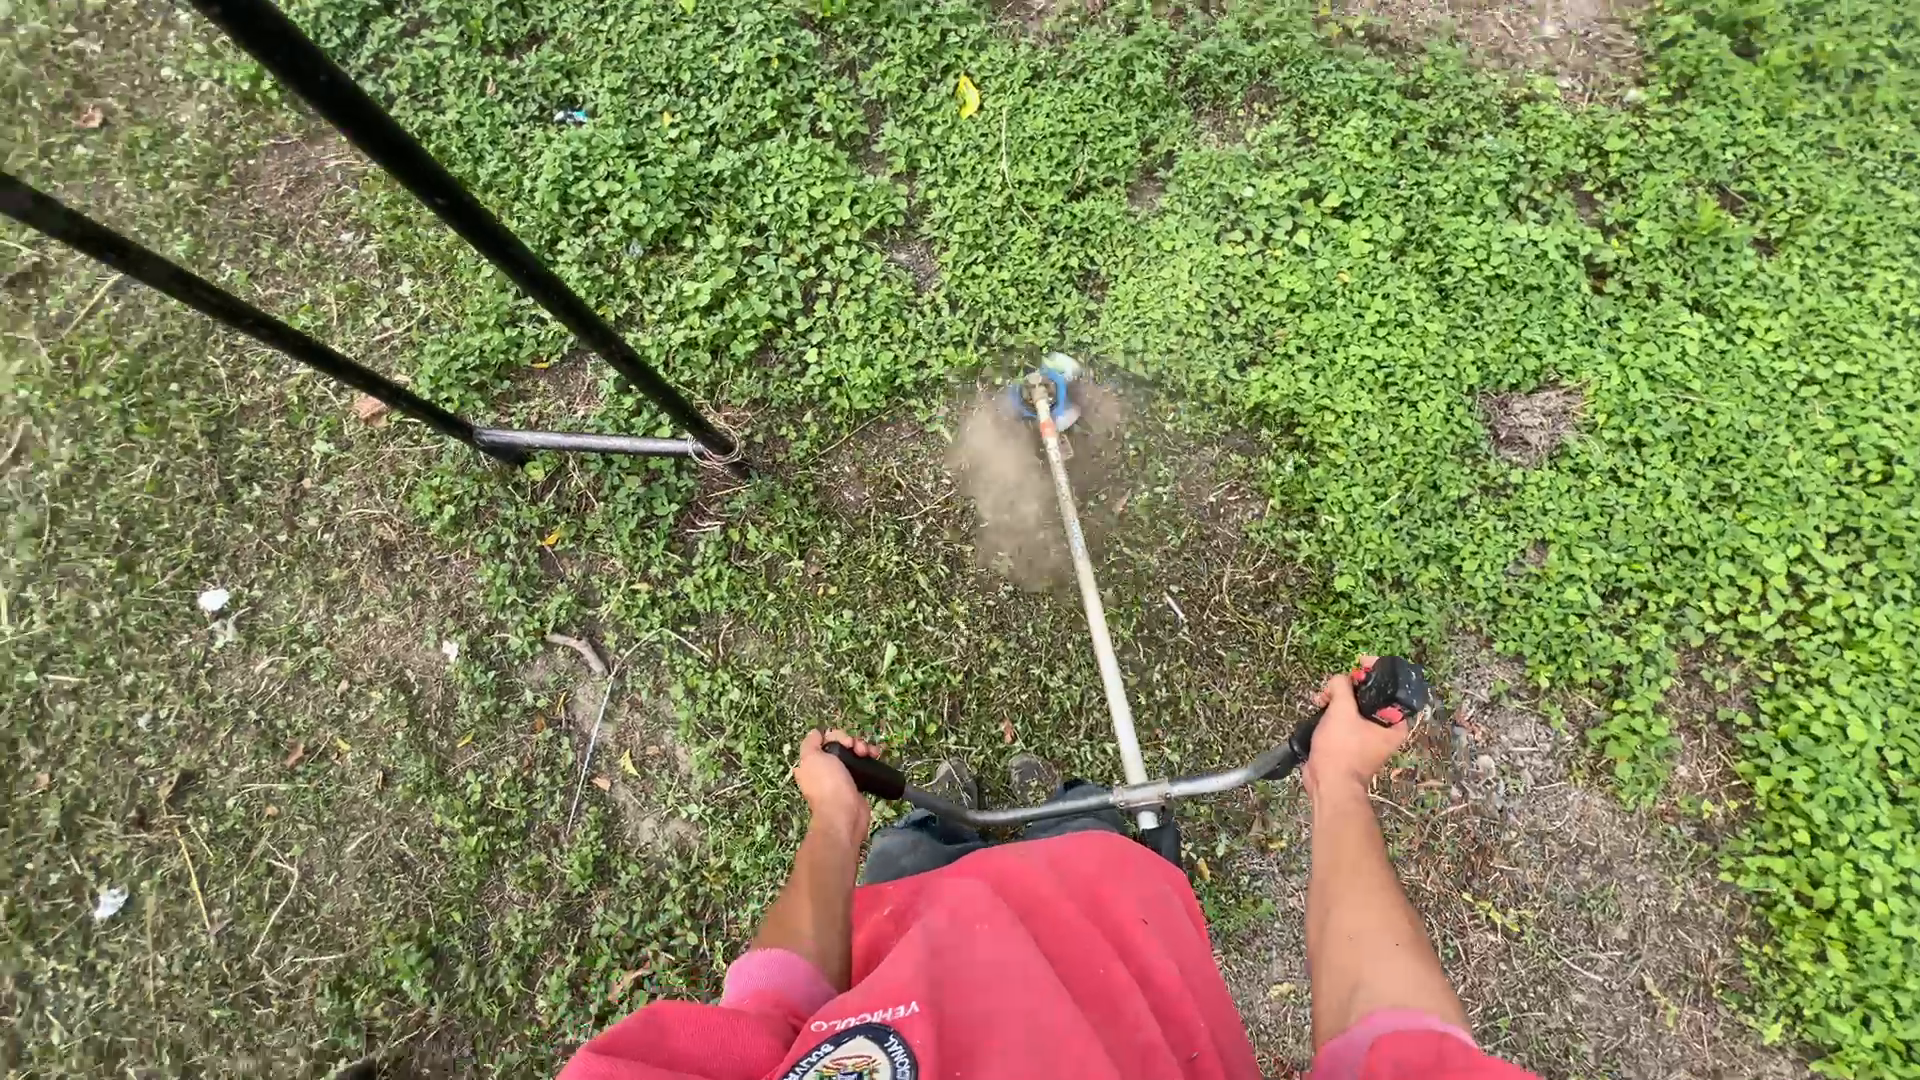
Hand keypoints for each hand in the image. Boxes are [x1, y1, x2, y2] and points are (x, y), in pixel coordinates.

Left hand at [792, 729, 882, 840]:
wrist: (844, 813)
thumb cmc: (827, 784)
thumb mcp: (811, 757)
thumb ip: (810, 742)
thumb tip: (816, 732)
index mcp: (811, 763)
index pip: (825, 739)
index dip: (837, 736)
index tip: (845, 742)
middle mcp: (825, 769)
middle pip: (841, 745)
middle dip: (852, 742)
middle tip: (858, 749)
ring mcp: (842, 777)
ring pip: (853, 752)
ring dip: (863, 747)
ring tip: (869, 754)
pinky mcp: (857, 783)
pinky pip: (863, 764)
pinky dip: (870, 757)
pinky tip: (875, 756)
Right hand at [1302, 657, 1407, 797]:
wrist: (1329, 782)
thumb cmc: (1342, 748)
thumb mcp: (1341, 711)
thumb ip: (1342, 687)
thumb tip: (1339, 680)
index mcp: (1395, 723)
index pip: (1391, 688)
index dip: (1375, 671)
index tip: (1359, 662)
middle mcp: (1385, 728)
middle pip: (1369, 695)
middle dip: (1348, 686)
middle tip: (1333, 686)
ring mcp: (1367, 735)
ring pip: (1354, 706)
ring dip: (1336, 698)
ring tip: (1321, 699)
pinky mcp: (1350, 741)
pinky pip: (1344, 718)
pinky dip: (1332, 711)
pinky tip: (1318, 708)